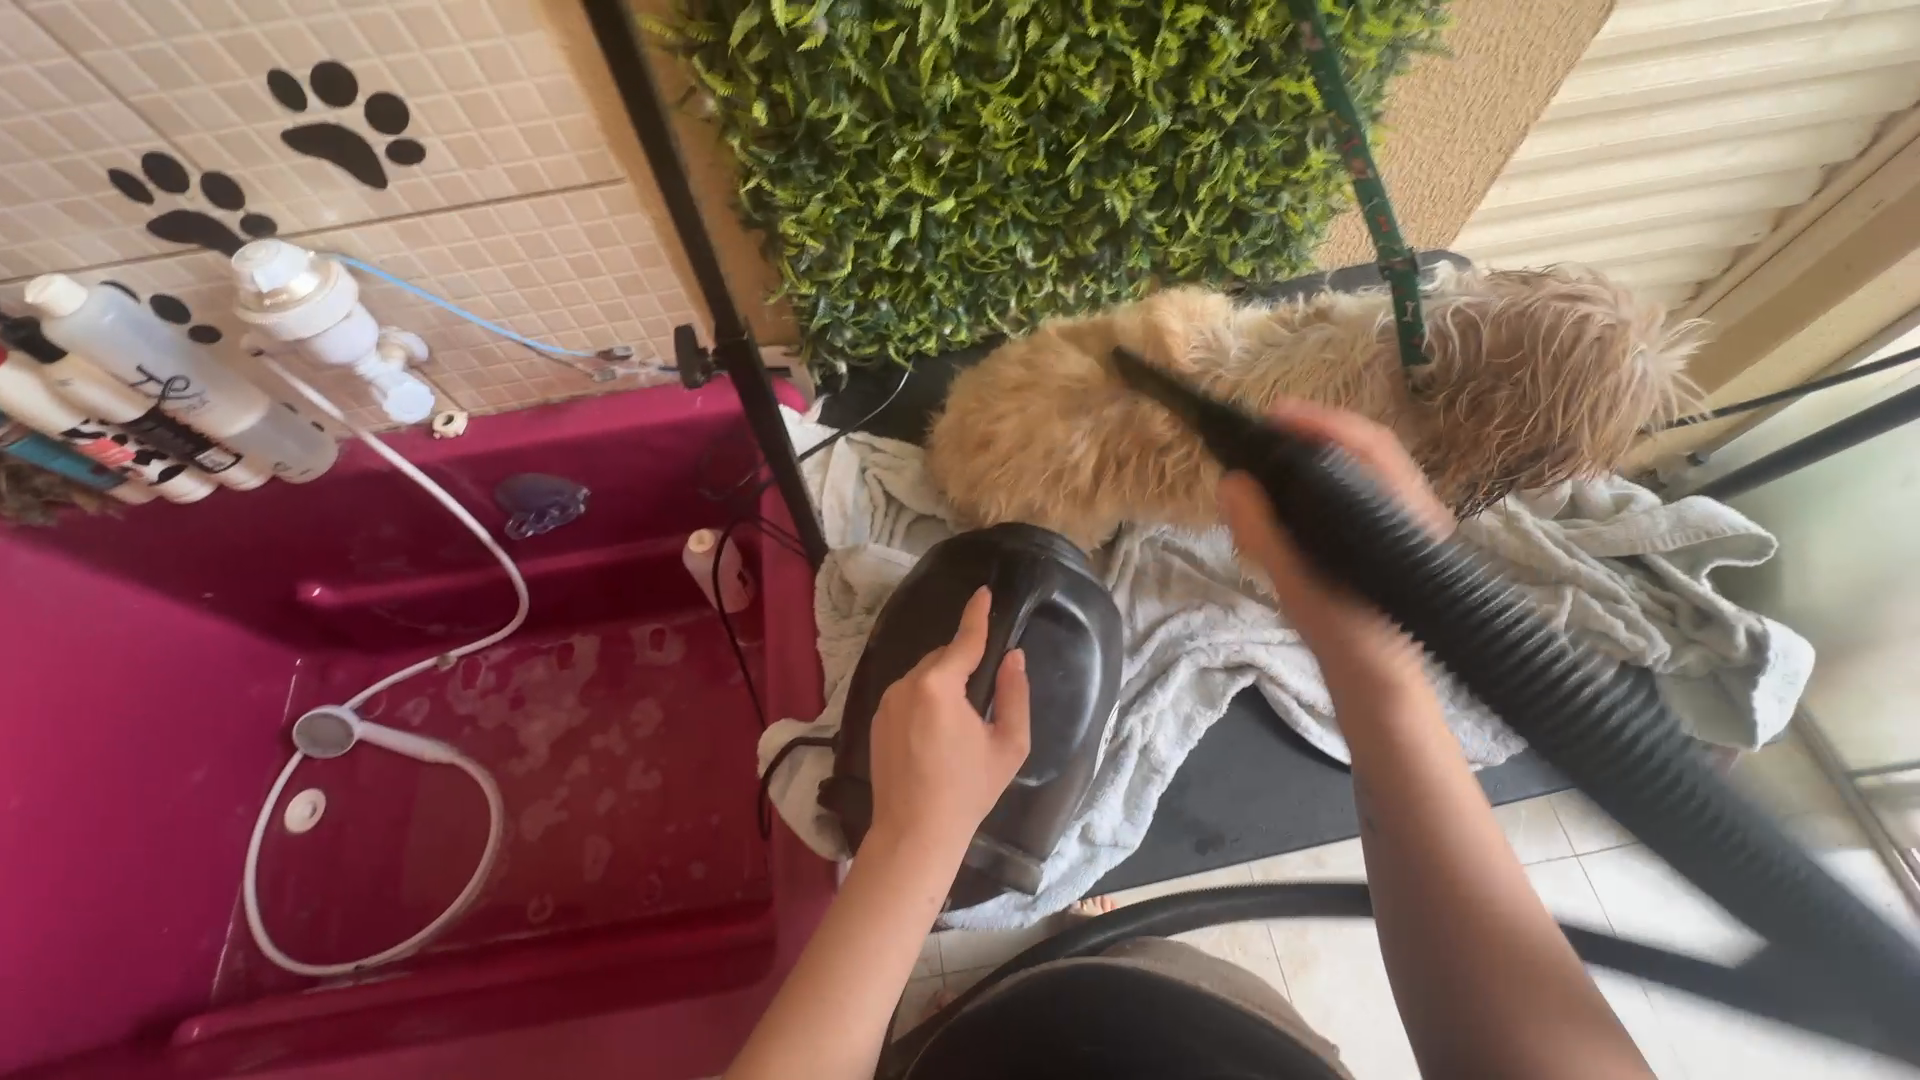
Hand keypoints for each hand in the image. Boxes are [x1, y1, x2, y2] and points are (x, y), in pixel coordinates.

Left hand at [867, 587, 1031, 852]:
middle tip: (984, 694)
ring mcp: (886, 702)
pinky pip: (907, 694)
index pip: (964, 640)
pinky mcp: (876, 719)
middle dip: (964, 663)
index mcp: (939, 687)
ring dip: (944, 682)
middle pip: (943, 658)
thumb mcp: (1008, 745)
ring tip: (961, 720)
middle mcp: (906, 685)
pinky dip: (925, 698)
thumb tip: (1013, 658)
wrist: (914, 832)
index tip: (984, 593)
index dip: (977, 615)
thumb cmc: (968, 791)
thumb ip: (1014, 694)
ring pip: (923, 676)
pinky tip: (937, 731)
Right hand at [1217, 399, 1452, 687]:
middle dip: (1314, 432)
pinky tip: (1292, 486)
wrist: (1377, 679)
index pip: (1369, 445)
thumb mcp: (1297, 584)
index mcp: (1404, 516)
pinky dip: (1323, 476)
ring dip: (1318, 452)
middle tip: (1265, 429)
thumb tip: (1230, 483)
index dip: (1320, 423)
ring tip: (1273, 449)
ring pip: (1362, 466)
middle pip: (1366, 448)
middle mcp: (1413, 510)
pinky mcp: (1389, 536)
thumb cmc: (1345, 634)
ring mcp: (1405, 522)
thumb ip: (1263, 533)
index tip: (1273, 416)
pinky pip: (1358, 488)